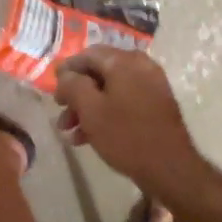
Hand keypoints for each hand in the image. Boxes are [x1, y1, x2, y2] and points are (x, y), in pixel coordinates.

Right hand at [54, 47, 201, 191]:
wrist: (169, 167)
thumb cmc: (125, 135)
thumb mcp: (90, 109)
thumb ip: (73, 85)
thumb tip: (65, 74)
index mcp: (125, 61)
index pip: (88, 54)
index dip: (67, 69)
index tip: (52, 87)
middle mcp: (141, 67)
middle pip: (99, 73)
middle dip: (76, 93)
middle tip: (60, 112)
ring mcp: (152, 86)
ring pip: (111, 90)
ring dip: (88, 107)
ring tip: (70, 131)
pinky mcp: (156, 106)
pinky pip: (124, 102)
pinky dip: (106, 113)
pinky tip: (88, 137)